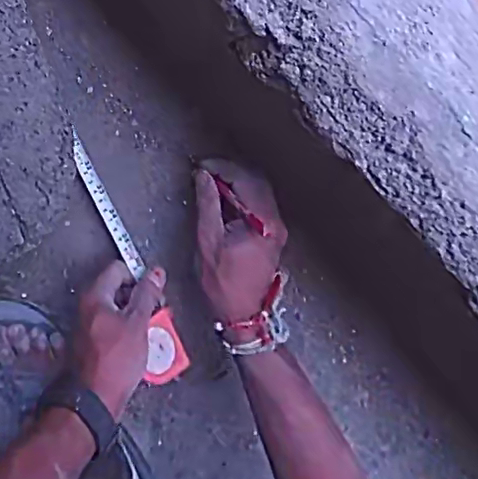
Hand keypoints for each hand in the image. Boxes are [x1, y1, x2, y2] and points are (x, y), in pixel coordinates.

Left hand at [72, 259, 164, 418]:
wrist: (94, 398)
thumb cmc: (115, 361)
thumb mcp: (138, 324)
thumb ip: (147, 296)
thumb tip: (155, 273)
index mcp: (95, 295)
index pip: (118, 269)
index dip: (139, 277)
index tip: (154, 293)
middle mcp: (86, 306)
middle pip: (117, 288)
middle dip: (138, 298)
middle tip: (155, 313)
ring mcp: (86, 323)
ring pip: (115, 309)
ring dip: (134, 316)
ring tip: (148, 332)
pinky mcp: (89, 341)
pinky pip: (111, 325)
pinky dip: (125, 330)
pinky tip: (136, 345)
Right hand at [193, 158, 287, 324]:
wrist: (242, 313)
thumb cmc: (224, 283)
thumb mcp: (208, 241)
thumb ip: (208, 204)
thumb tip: (203, 177)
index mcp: (263, 223)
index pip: (244, 180)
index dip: (221, 167)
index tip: (201, 165)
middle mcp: (275, 222)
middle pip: (255, 181)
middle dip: (228, 170)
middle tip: (204, 169)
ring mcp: (276, 228)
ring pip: (258, 190)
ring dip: (235, 180)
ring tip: (210, 180)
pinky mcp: (272, 233)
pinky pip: (258, 203)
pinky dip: (240, 194)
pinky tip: (223, 196)